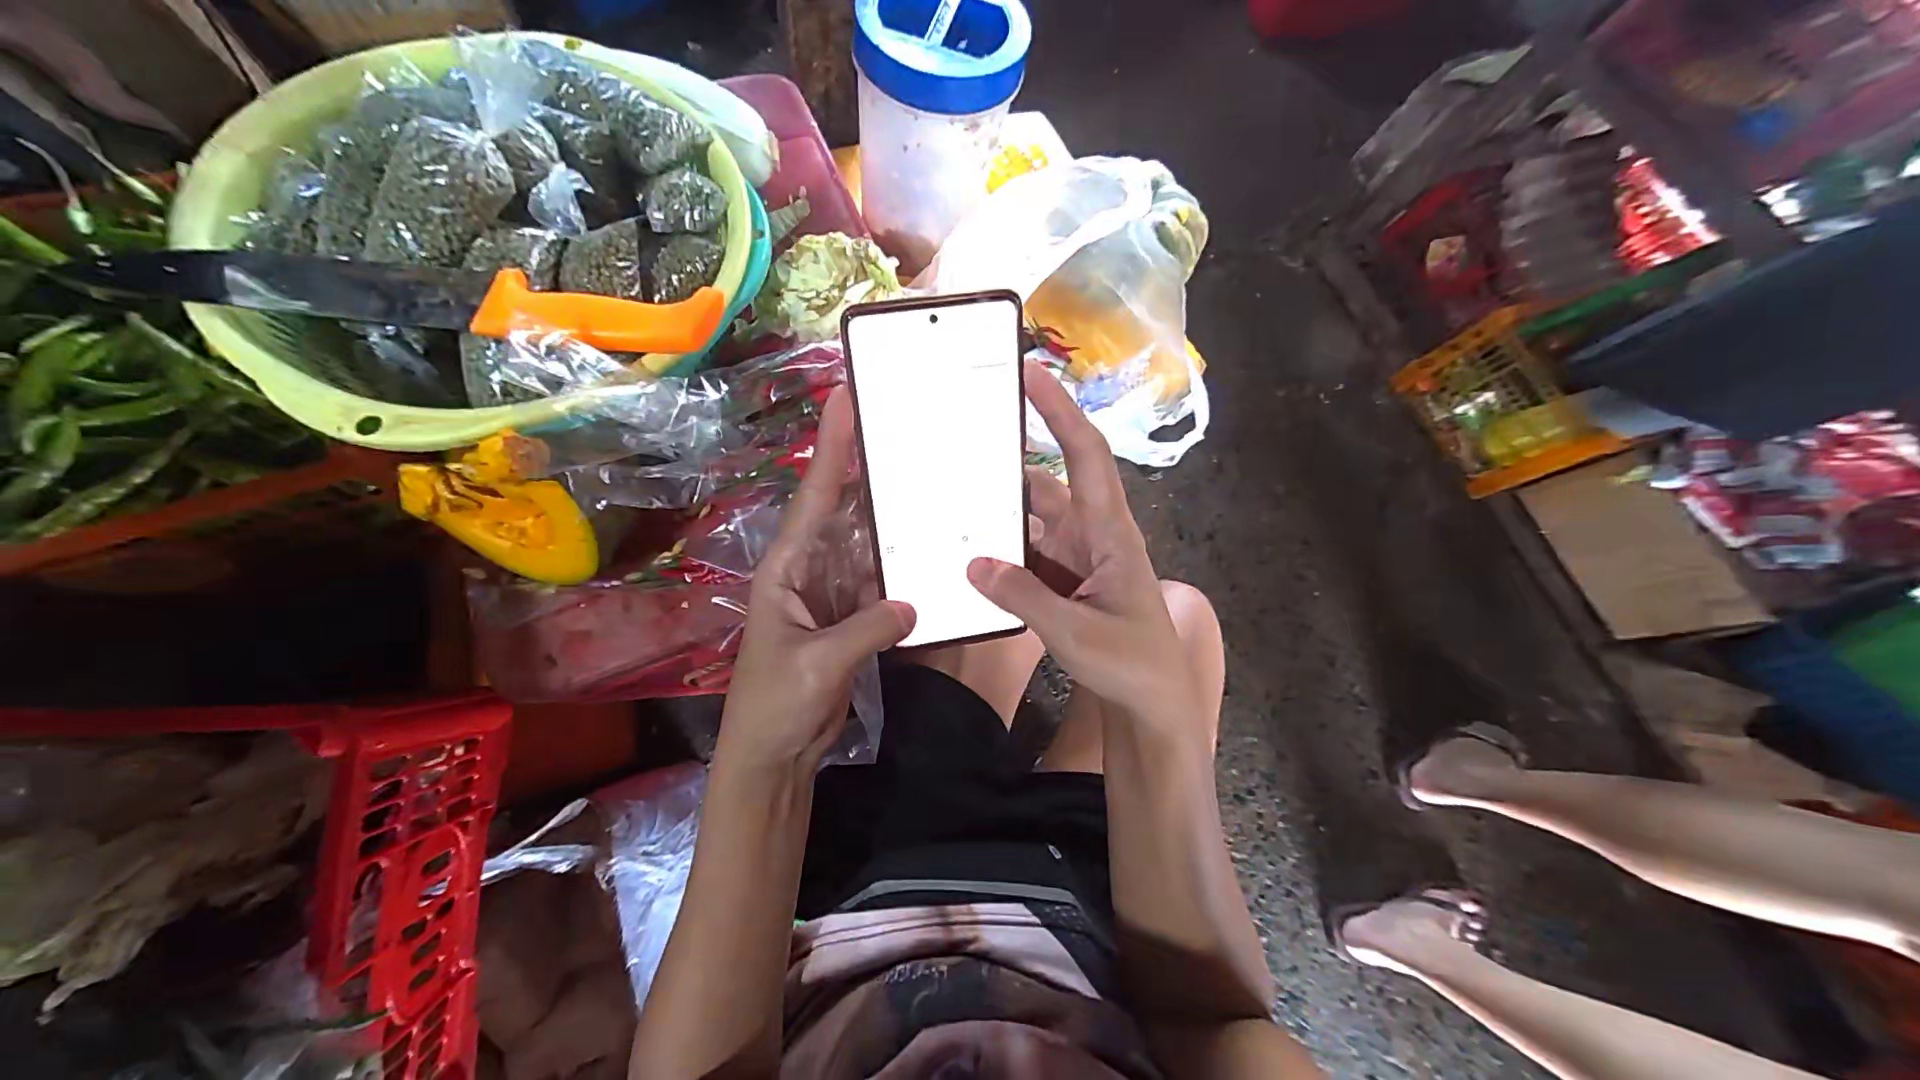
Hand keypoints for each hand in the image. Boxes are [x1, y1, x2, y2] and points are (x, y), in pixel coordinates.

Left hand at [716, 385, 915, 770]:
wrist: (773, 754)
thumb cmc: (775, 704)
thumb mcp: (817, 663)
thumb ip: (867, 628)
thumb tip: (912, 604)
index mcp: (788, 567)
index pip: (815, 496)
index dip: (833, 447)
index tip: (848, 398)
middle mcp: (810, 569)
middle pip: (845, 509)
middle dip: (872, 470)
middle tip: (910, 431)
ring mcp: (833, 593)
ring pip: (868, 544)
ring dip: (894, 519)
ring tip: (932, 481)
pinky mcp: (852, 618)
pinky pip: (882, 583)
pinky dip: (904, 570)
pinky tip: (932, 553)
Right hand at [968, 361, 1194, 720]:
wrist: (1152, 703)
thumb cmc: (1130, 663)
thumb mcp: (1074, 632)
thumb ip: (1023, 596)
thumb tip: (973, 564)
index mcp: (1110, 532)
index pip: (1086, 455)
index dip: (1060, 411)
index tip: (1030, 373)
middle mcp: (1094, 533)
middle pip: (1051, 478)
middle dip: (1014, 453)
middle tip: (967, 430)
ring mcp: (1078, 555)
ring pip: (1035, 515)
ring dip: (1002, 503)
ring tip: (954, 489)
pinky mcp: (1065, 577)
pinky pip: (1028, 548)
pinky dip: (1002, 544)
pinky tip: (969, 547)